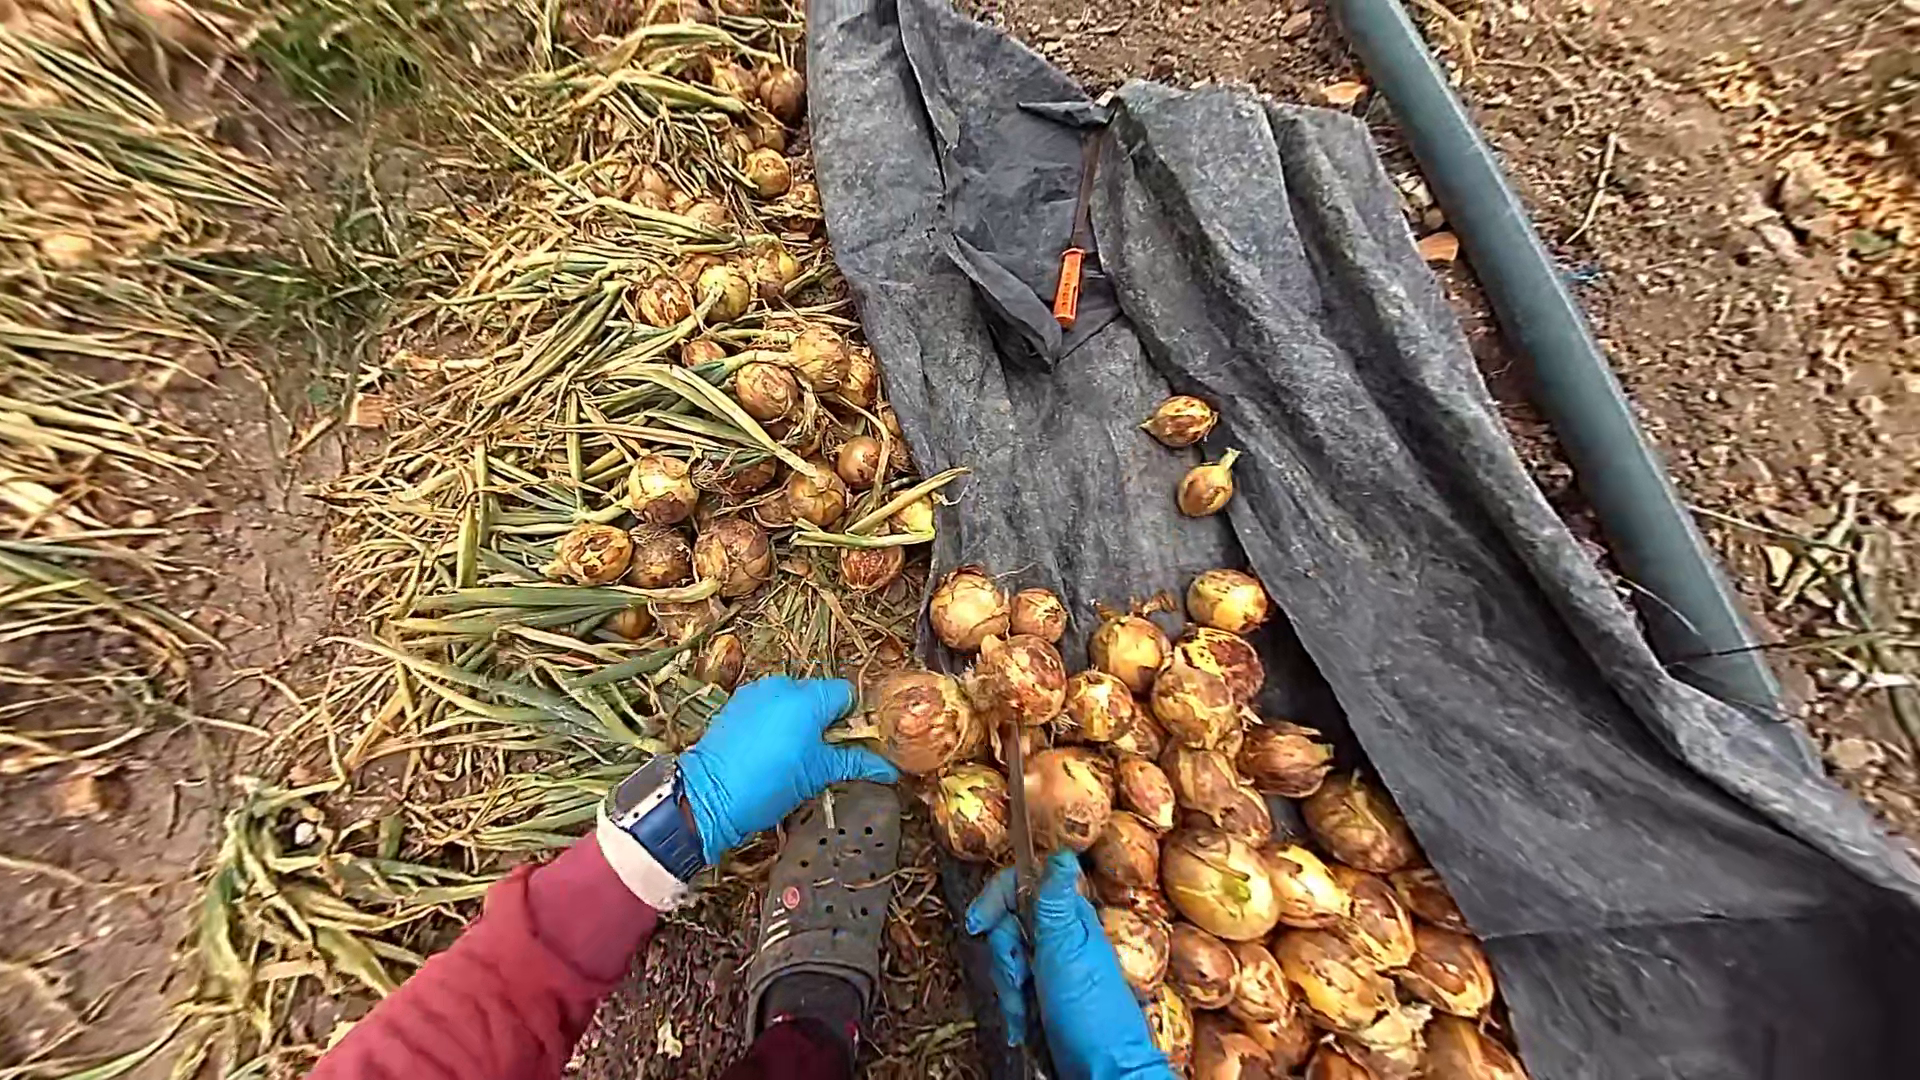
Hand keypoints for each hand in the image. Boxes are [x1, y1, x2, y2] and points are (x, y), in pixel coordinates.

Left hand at [679, 676, 899, 862]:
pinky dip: (777, 718)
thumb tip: (890, 769)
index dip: (852, 718)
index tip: (847, 743)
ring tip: (792, 752)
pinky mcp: (739, 701)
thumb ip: (855, 762)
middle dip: (826, 719)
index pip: (846, 694)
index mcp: (809, 698)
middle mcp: (785, 685)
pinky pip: (771, 703)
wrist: (707, 797)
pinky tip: (770, 746)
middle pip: (821, 694)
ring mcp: (759, 690)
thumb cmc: (770, 783)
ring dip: (801, 718)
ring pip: (795, 698)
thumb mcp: (818, 774)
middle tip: (821, 752)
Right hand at [965, 852, 1172, 1079]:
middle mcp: (1056, 933)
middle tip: (1021, 979)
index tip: (977, 923)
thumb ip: (1055, 900)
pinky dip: (1012, 1007)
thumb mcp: (1066, 948)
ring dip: (1008, 986)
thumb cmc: (1087, 1009)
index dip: (995, 897)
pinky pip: (1011, 988)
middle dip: (1005, 954)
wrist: (1103, 1074)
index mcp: (1066, 913)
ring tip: (1025, 1010)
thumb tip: (1062, 851)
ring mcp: (1048, 965)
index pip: (1019, 882)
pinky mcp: (1041, 995)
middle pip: (1006, 922)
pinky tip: (1022, 1025)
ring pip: (1006, 957)